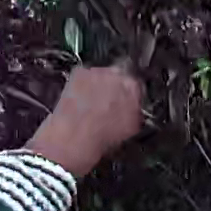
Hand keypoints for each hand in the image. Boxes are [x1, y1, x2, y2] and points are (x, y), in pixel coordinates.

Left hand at [26, 63, 143, 176]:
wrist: (73, 139)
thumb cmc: (101, 139)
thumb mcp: (130, 129)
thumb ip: (136, 111)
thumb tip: (134, 108)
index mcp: (135, 90)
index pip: (137, 85)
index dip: (129, 96)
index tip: (124, 102)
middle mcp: (119, 75)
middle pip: (120, 75)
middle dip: (114, 87)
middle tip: (107, 103)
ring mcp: (98, 71)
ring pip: (101, 74)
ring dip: (98, 84)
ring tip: (91, 103)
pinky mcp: (80, 71)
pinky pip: (84, 74)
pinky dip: (82, 83)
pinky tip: (79, 98)